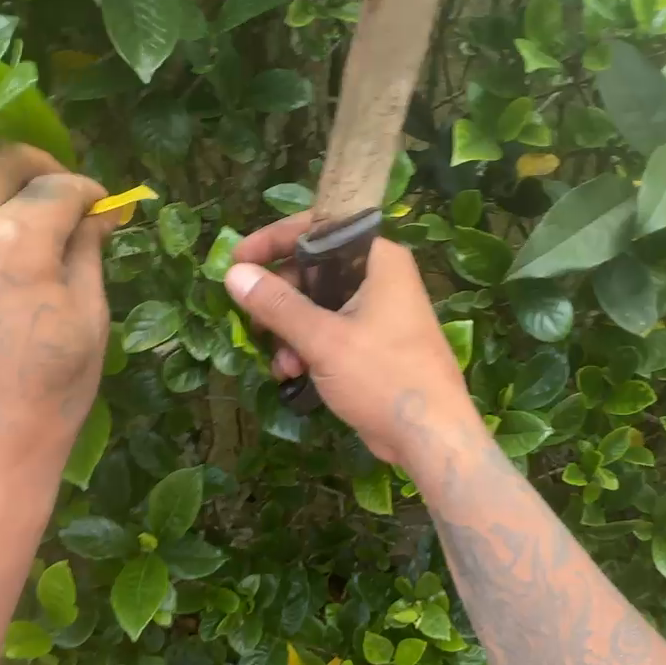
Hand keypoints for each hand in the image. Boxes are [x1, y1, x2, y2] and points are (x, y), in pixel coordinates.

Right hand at [225, 212, 483, 468]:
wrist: (431, 436)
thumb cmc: (384, 377)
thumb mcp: (324, 340)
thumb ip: (278, 305)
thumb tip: (234, 273)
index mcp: (378, 260)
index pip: (318, 228)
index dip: (274, 240)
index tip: (237, 259)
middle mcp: (380, 279)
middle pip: (314, 271)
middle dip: (280, 300)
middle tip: (253, 322)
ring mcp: (379, 314)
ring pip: (319, 307)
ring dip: (290, 332)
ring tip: (280, 364)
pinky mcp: (375, 346)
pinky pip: (331, 334)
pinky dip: (309, 350)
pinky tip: (294, 375)